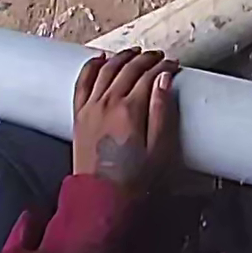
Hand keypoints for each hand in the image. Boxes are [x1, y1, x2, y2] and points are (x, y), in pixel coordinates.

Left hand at [72, 49, 179, 191]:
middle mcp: (107, 102)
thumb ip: (162, 110)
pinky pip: (82, 82)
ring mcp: (90, 107)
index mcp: (129, 110)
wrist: (101, 199)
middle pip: (127, 69)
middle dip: (145, 59)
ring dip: (121, 57)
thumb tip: (163, 79)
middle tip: (158, 57)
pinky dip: (91, 66)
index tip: (172, 65)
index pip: (147, 76)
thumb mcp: (159, 148)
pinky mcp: (79, 114)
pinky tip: (99, 58)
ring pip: (106, 70)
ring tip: (134, 53)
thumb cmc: (134, 179)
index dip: (162, 67)